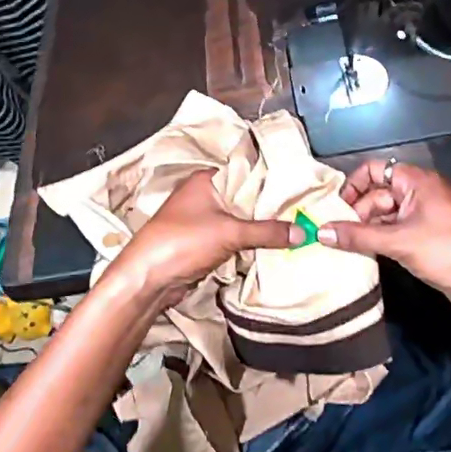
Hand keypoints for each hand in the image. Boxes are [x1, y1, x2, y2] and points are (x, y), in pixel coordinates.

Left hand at [103, 170, 304, 311]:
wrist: (148, 278)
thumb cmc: (184, 241)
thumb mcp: (230, 232)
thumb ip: (267, 231)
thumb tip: (302, 233)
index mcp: (206, 180)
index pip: (246, 172)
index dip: (272, 181)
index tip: (300, 189)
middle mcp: (203, 194)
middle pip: (245, 198)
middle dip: (269, 209)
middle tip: (302, 212)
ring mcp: (202, 219)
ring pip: (240, 220)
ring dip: (260, 228)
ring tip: (294, 229)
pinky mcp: (202, 242)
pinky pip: (233, 238)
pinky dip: (249, 243)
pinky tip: (272, 246)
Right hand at [316, 159, 450, 313]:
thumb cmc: (448, 250)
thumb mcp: (398, 242)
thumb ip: (357, 236)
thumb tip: (321, 232)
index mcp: (416, 182)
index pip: (375, 170)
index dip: (353, 185)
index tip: (334, 208)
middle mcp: (418, 194)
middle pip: (376, 194)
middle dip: (356, 213)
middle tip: (335, 235)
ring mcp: (422, 217)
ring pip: (383, 216)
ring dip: (365, 230)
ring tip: (342, 247)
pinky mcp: (425, 238)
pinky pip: (394, 232)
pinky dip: (378, 241)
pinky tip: (361, 255)